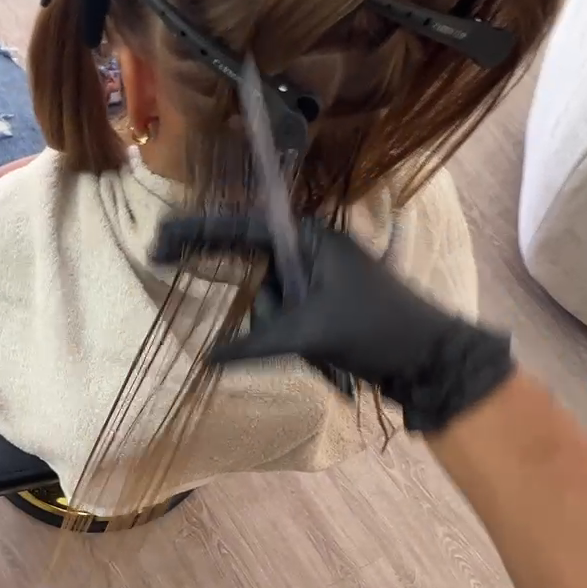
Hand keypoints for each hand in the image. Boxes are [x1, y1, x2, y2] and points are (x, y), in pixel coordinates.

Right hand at [152, 214, 514, 431]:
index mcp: (310, 238)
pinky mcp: (322, 302)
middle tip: (212, 296)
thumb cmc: (373, 331)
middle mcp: (311, 249)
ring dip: (274, 325)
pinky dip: (280, 332)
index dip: (197, 235)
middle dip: (247, 293)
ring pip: (268, 297)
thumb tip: (207, 358)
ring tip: (313, 343)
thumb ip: (253, 344)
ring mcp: (318, 276)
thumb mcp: (307, 333)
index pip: (242, 229)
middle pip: (253, 265)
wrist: (427, 357)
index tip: (159, 240)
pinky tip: (311, 349)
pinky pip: (283, 314)